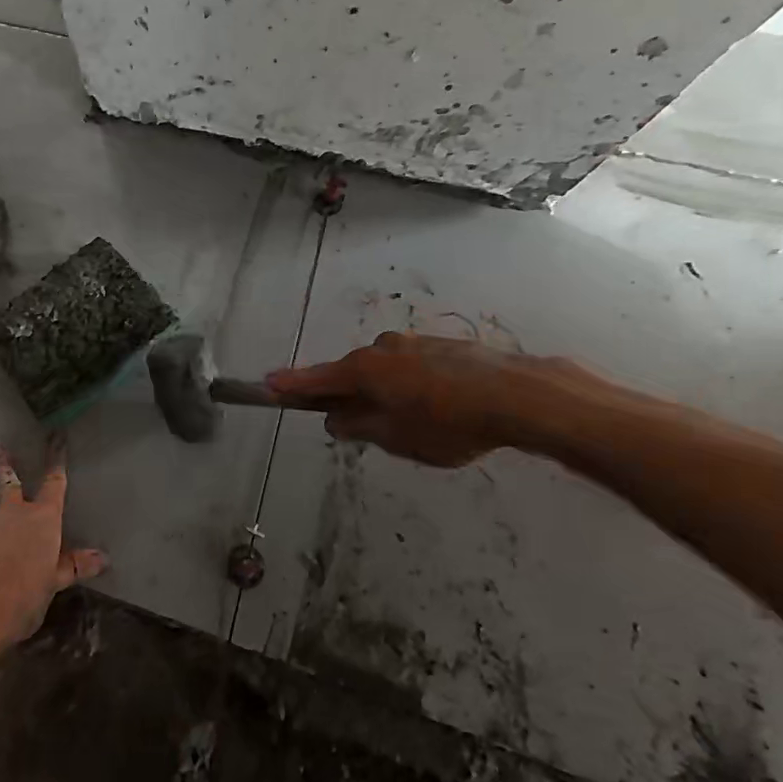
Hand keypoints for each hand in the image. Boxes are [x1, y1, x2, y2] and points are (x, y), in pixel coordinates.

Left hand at [0, 442, 107, 648]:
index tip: (56, 438)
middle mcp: (11, 510)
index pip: (55, 482)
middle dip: (5, 463)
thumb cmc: (20, 601)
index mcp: (43, 519)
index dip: (57, 460)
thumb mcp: (52, 586)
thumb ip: (73, 566)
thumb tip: (103, 558)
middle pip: (10, 479)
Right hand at [266, 332, 592, 466]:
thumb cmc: (447, 423)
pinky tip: (434, 408)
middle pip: (351, 374)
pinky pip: (410, 367)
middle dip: (348, 398)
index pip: (316, 379)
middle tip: (355, 426)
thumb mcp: (395, 438)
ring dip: (382, 393)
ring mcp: (414, 343)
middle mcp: (384, 348)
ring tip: (409, 425)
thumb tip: (337, 419)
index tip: (267, 385)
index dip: (291, 385)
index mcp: (365, 370)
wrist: (515, 394)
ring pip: (384, 371)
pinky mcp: (442, 346)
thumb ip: (360, 427)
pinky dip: (408, 386)